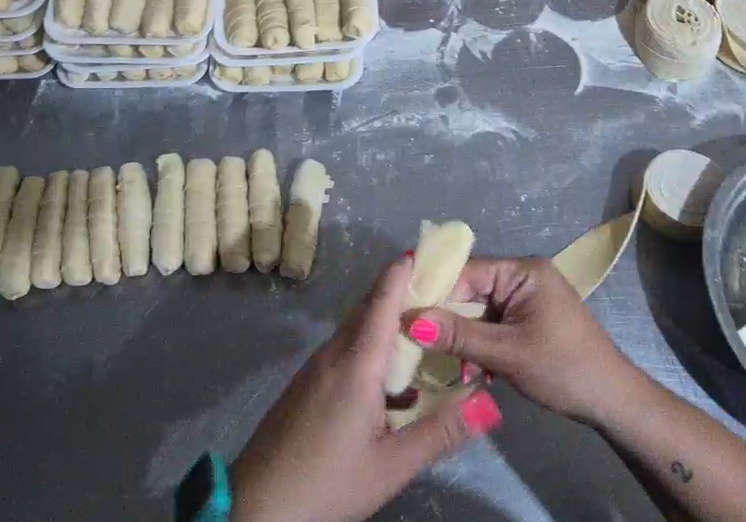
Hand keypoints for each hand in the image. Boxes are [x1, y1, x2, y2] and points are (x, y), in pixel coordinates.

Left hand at [229, 256, 501, 521]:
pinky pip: (345, 352)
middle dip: (401, 294)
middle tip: (441, 292)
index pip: (382, 301)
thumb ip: (441, 432)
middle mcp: (333, 354)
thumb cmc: (329, 483)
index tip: (426, 250)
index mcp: (356, 363)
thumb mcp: (392, 465)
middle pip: (369, 310)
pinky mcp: (307, 387)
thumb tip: (488, 403)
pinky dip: (371, 349)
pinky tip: (392, 381)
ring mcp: (315, 370)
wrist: (256, 506)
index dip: (402, 272)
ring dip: (388, 325)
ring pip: (357, 333)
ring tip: (425, 333)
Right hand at [406, 256, 640, 423]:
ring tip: (439, 362)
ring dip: (461, 337)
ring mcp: (526, 300)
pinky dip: (478, 345)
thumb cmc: (564, 369)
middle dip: (446, 320)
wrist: (614, 402)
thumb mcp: (507, 353)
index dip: (435, 293)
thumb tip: (409, 319)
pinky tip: (465, 368)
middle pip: (469, 291)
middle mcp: (522, 277)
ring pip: (477, 312)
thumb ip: (458, 335)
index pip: (466, 272)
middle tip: (416, 344)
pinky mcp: (527, 322)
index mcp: (522, 271)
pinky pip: (491, 325)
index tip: (405, 317)